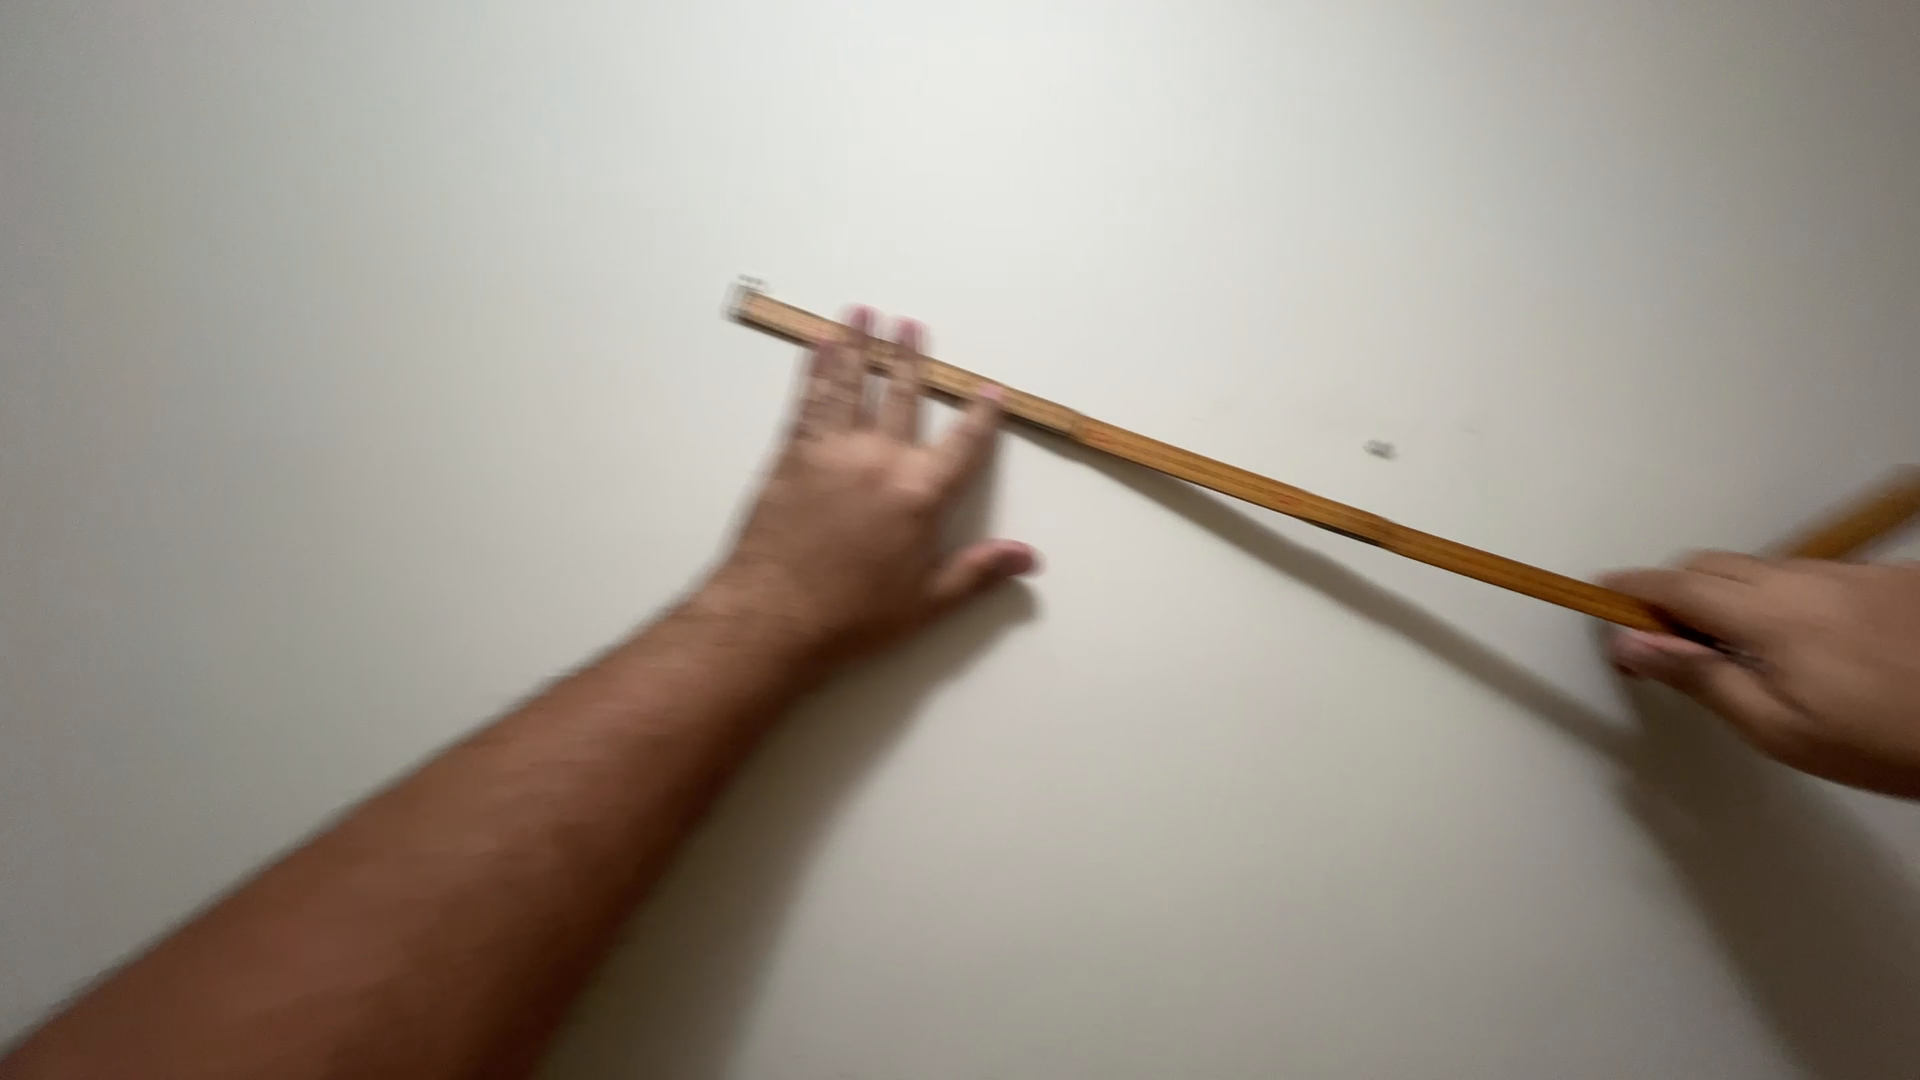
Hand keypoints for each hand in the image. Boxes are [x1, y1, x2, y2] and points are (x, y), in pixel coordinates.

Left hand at [702, 307, 1037, 666]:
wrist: (773, 617)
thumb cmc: (855, 617)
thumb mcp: (927, 604)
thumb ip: (979, 572)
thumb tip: (1031, 557)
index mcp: (920, 495)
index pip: (963, 446)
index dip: (980, 417)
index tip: (989, 390)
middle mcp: (880, 459)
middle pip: (902, 397)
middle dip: (910, 359)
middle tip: (910, 324)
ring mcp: (832, 451)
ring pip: (851, 385)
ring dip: (858, 346)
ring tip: (862, 312)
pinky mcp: (791, 455)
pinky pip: (808, 401)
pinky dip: (814, 370)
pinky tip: (816, 347)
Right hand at [1604, 555, 1919, 796]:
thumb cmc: (1891, 742)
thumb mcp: (1780, 729)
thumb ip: (1699, 678)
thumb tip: (1628, 644)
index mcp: (1771, 614)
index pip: (1674, 585)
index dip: (1630, 588)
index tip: (1602, 593)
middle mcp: (1810, 581)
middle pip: (1712, 564)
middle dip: (1678, 589)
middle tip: (1676, 634)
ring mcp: (1862, 577)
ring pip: (1766, 567)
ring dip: (1736, 591)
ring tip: (1752, 641)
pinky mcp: (1904, 581)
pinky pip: (1820, 574)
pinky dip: (1791, 594)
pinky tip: (1818, 636)